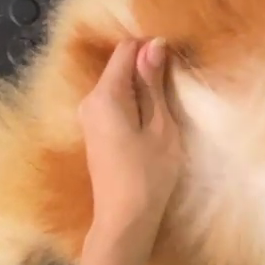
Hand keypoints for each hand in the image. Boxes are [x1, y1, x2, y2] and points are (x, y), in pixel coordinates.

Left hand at [79, 38, 183, 251]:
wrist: (124, 219)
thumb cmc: (149, 174)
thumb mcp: (160, 126)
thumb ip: (154, 84)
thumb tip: (154, 45)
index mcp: (105, 94)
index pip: (126, 50)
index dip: (151, 50)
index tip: (175, 65)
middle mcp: (89, 100)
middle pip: (119, 66)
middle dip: (146, 69)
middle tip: (175, 89)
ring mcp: (88, 117)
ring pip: (118, 86)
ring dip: (141, 88)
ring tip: (166, 107)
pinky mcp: (94, 132)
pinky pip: (114, 104)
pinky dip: (133, 104)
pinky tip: (150, 122)